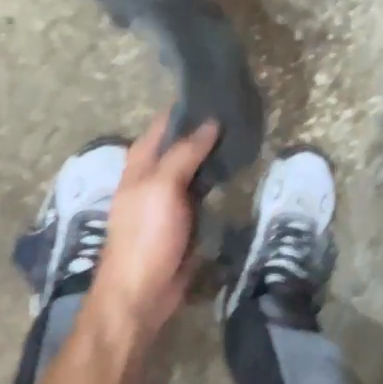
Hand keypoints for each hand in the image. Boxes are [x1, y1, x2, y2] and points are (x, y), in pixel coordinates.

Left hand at [88, 112, 218, 342]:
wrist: (141, 294)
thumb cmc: (145, 235)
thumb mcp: (162, 186)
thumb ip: (184, 153)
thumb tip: (210, 123)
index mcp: (139, 164)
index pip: (162, 124)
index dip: (184, 107)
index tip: (213, 89)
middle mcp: (151, 177)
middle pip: (179, 145)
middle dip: (203, 129)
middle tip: (238, 111)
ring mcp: (167, 201)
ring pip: (193, 168)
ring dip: (212, 154)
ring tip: (243, 134)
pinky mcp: (183, 222)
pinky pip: (202, 194)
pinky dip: (216, 181)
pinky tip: (236, 171)